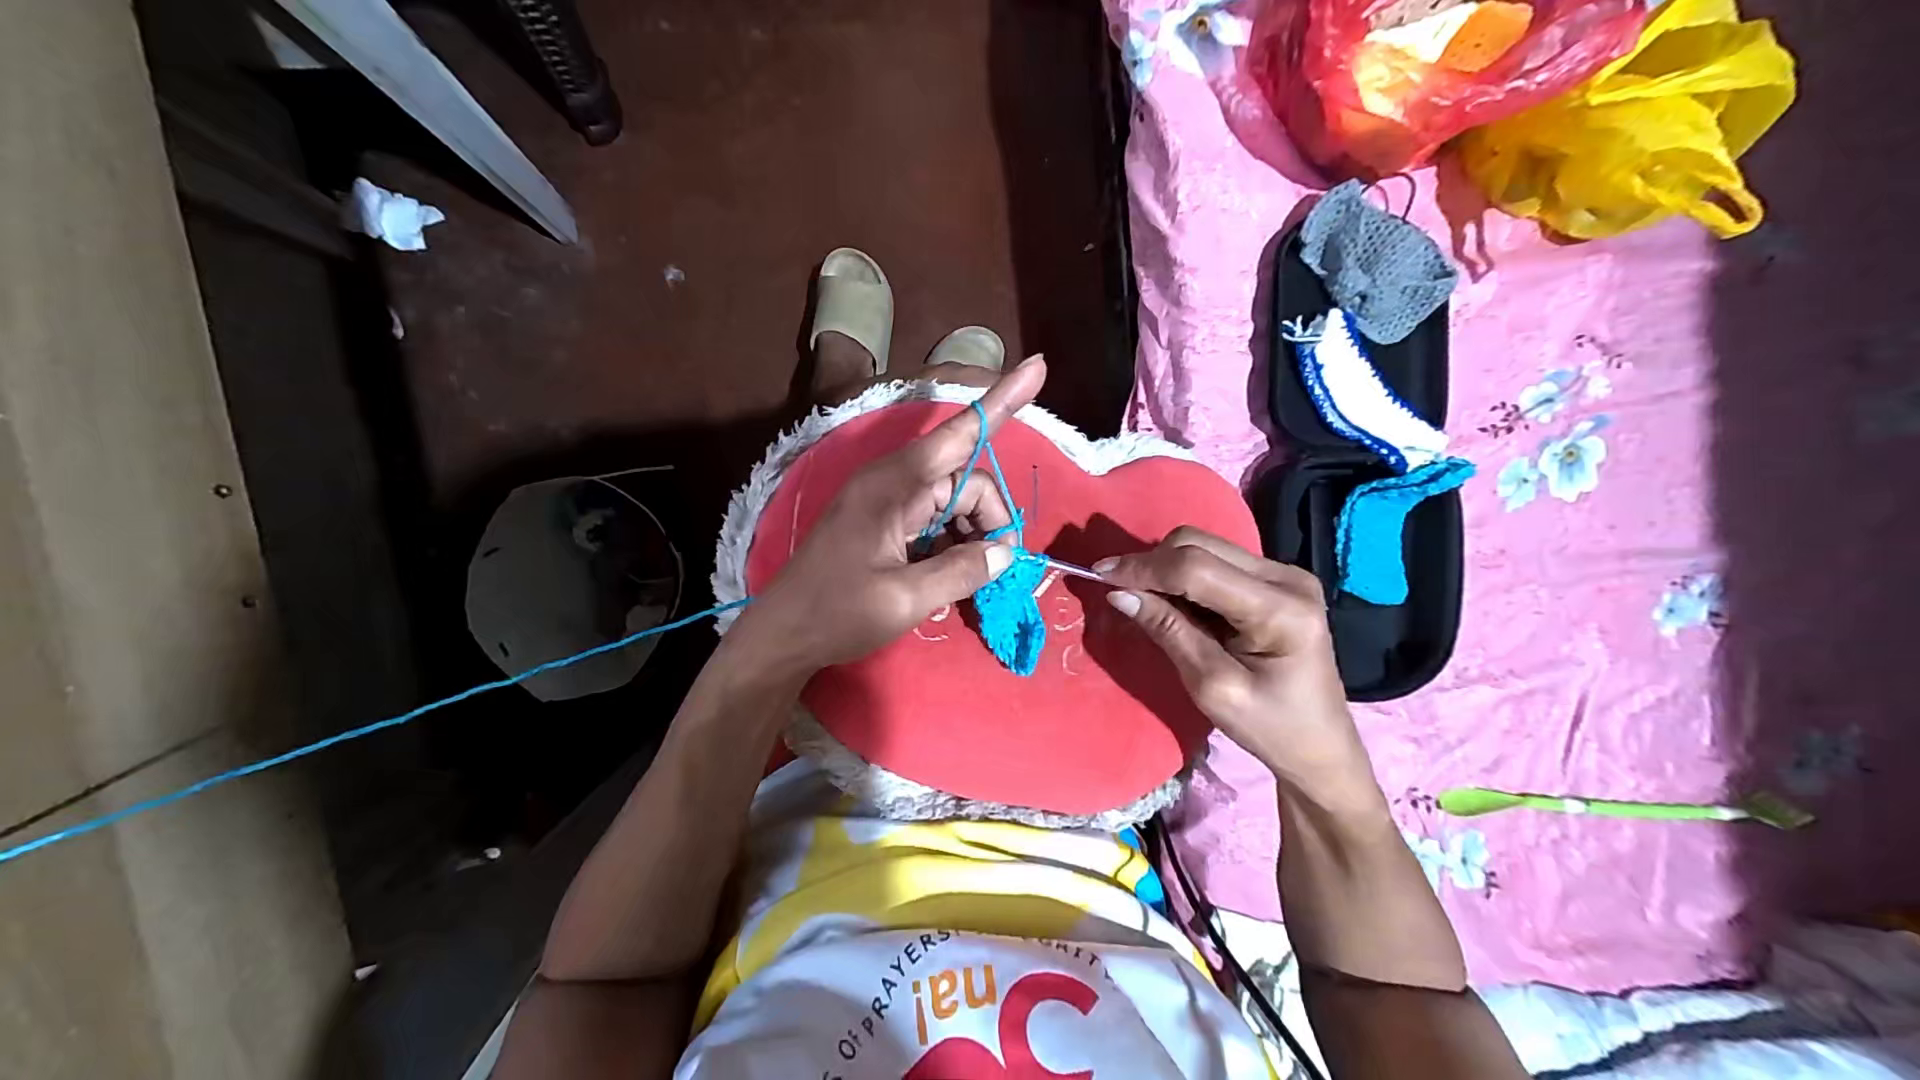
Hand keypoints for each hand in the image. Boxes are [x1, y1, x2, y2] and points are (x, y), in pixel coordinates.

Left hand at [729, 357, 1047, 675]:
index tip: (1038, 365)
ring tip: (967, 582)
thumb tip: (1004, 553)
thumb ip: (961, 571)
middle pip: (966, 481)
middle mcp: (893, 481)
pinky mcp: (884, 520)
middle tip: (994, 569)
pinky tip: (947, 579)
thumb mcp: (905, 599)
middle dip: (990, 520)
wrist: (783, 634)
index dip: (1002, 400)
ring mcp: (887, 500)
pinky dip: (950, 545)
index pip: (960, 434)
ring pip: (954, 503)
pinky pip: (934, 520)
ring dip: (971, 537)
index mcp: (895, 485)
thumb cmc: (837, 613)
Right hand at [1097, 528, 1382, 814]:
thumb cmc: (1270, 728)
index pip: (1197, 568)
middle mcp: (1287, 577)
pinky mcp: (1276, 580)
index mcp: (1280, 609)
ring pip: (1206, 546)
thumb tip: (1119, 592)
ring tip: (1143, 597)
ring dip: (1166, 567)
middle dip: (1152, 562)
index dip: (1144, 567)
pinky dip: (1184, 575)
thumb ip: (1168, 632)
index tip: (1099, 574)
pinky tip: (1172, 600)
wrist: (1320, 746)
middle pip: (1201, 545)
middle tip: (1118, 589)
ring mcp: (1285, 574)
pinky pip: (1216, 560)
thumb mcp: (1211, 687)